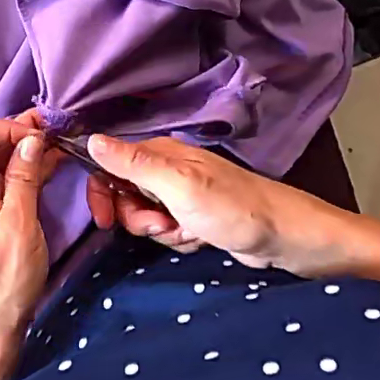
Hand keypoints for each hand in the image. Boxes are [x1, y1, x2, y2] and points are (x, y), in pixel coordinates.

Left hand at [0, 113, 64, 355]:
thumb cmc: (5, 282)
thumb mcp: (19, 227)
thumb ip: (24, 179)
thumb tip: (32, 138)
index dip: (5, 128)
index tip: (38, 137)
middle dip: (20, 131)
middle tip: (56, 127)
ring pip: (1, 159)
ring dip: (28, 147)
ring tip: (60, 137)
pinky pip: (10, 178)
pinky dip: (30, 166)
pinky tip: (54, 158)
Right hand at [84, 134, 379, 277]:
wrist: (288, 239)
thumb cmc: (234, 208)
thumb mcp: (179, 186)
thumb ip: (133, 164)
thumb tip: (91, 139)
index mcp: (159, 153)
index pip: (108, 165)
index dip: (101, 192)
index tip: (105, 219)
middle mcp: (166, 168)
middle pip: (123, 194)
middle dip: (137, 218)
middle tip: (162, 225)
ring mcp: (180, 193)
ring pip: (143, 216)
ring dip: (159, 231)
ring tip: (187, 232)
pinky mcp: (193, 216)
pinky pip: (165, 229)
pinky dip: (177, 239)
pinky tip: (198, 238)